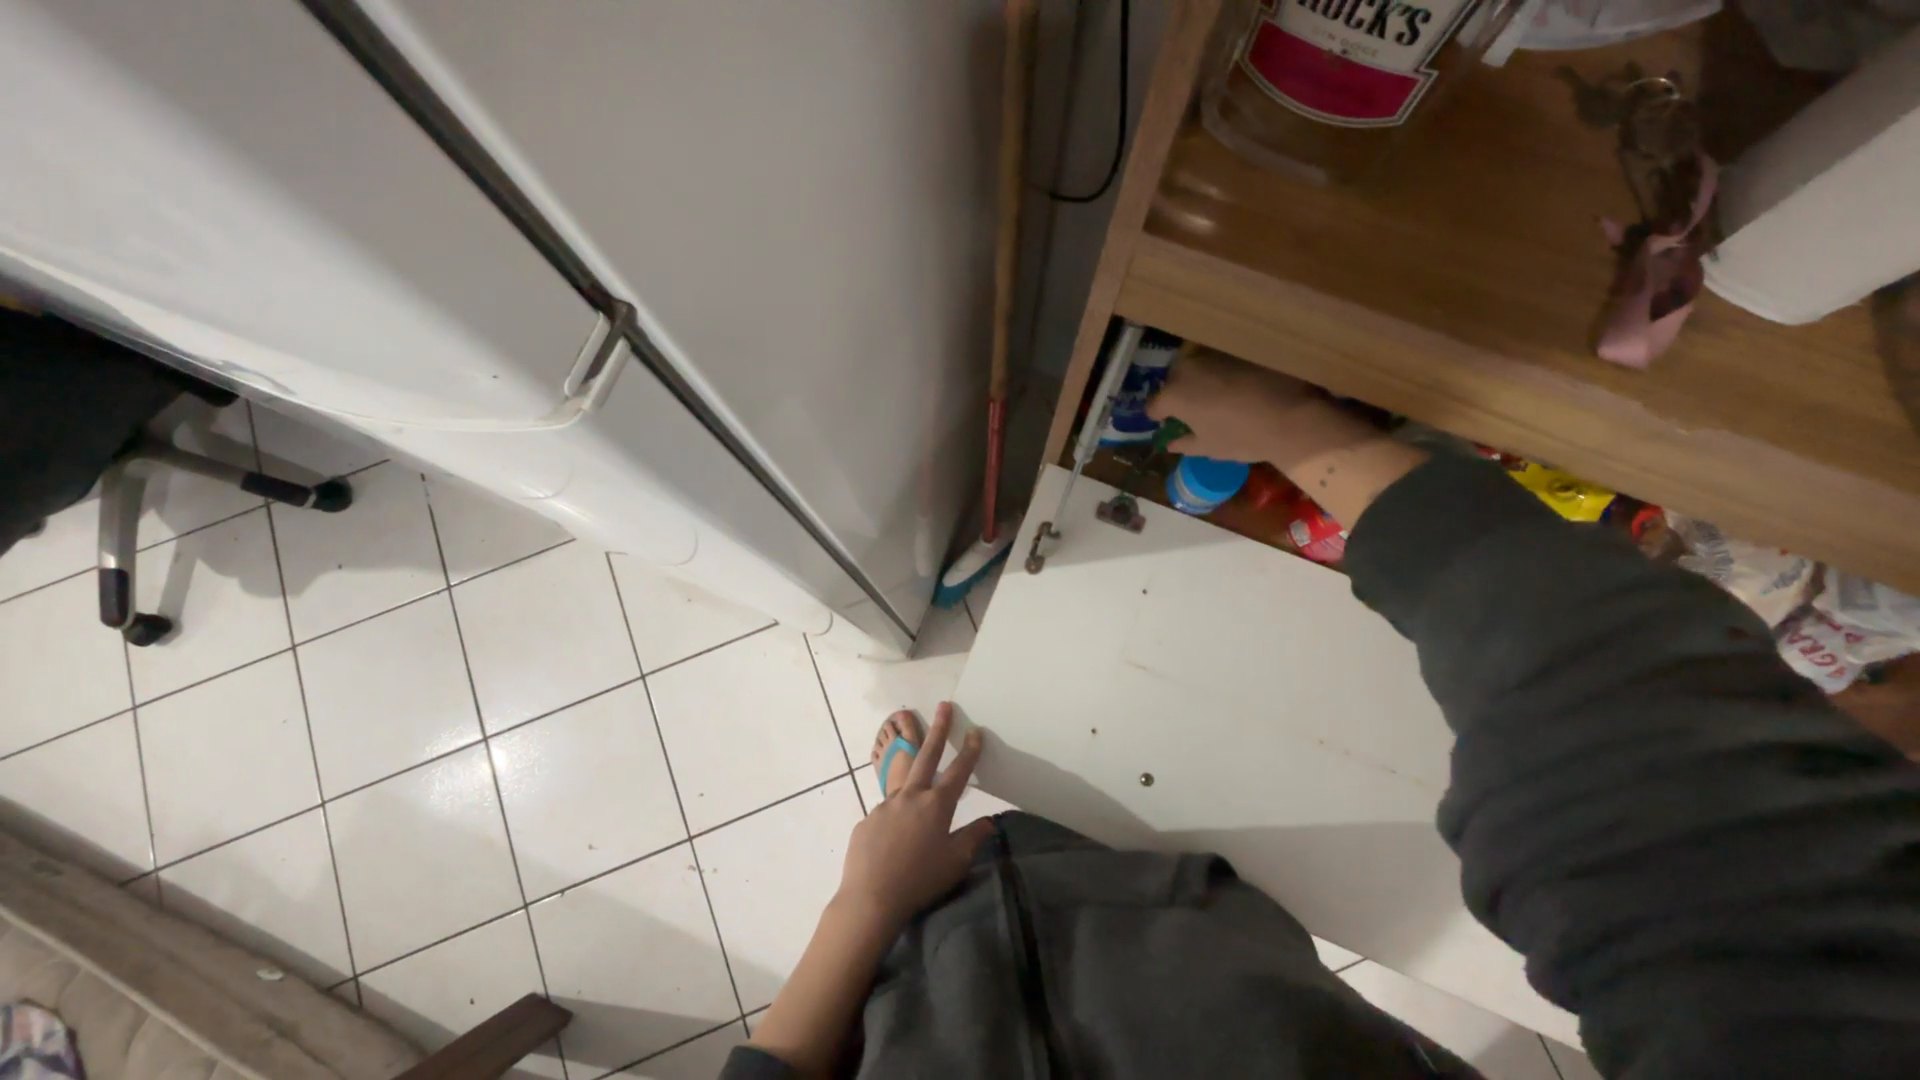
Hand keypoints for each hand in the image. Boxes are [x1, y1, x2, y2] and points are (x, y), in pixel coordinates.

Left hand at [836, 703, 994, 930]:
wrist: (871, 898)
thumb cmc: (920, 880)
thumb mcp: (955, 862)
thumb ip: (973, 838)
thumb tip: (989, 821)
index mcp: (936, 806)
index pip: (958, 772)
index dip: (970, 751)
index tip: (976, 731)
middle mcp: (910, 797)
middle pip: (927, 756)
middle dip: (939, 730)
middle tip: (945, 706)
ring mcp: (885, 806)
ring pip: (904, 792)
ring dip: (913, 795)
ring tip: (916, 830)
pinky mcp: (867, 821)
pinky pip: (886, 819)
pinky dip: (894, 827)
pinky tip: (894, 850)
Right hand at [1146, 349, 1319, 462]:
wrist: (1291, 417)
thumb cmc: (1242, 438)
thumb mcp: (1209, 448)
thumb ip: (1184, 444)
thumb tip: (1171, 443)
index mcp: (1175, 395)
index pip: (1154, 405)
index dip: (1158, 416)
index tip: (1165, 423)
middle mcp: (1189, 369)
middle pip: (1173, 381)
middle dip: (1178, 394)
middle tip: (1192, 410)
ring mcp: (1215, 356)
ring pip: (1197, 367)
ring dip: (1200, 380)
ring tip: (1215, 397)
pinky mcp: (1239, 350)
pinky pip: (1221, 362)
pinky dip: (1223, 373)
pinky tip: (1237, 387)